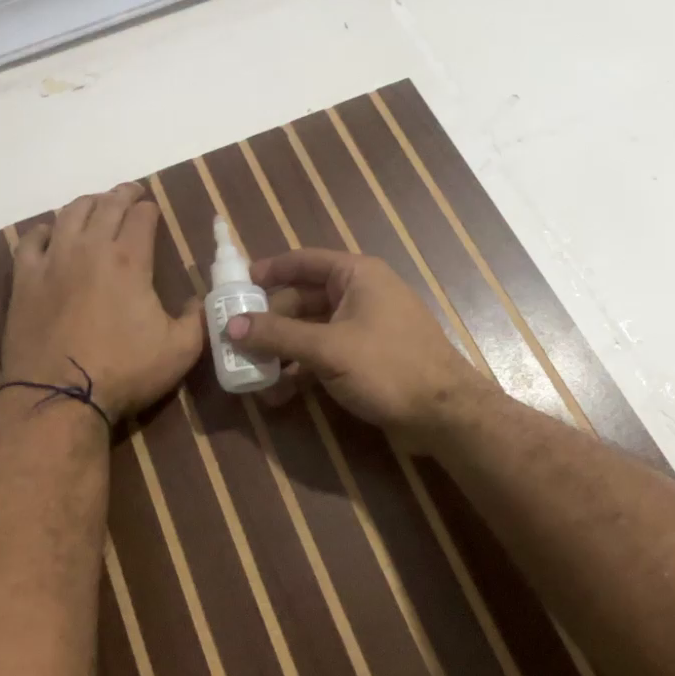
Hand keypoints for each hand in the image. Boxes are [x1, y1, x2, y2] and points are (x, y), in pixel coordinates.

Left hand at [0, 183, 203, 422]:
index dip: (149, 209)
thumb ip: (195, 319)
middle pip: (106, 206)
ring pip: (69, 214)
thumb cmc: (123, 372)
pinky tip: (51, 232)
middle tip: (131, 193)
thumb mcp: (180, 351)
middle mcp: (89, 248)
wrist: (58, 396)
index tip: (153, 210)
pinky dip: (45, 230)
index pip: (141, 217)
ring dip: (87, 204)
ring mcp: (52, 261)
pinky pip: (31, 241)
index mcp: (129, 259)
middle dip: (122, 195)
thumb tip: (198, 300)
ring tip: (96, 204)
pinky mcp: (24, 280)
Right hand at [226, 248, 495, 434]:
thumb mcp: (327, 349)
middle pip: (302, 299)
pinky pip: (325, 354)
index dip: (268, 272)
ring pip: (311, 330)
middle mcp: (360, 294)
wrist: (444, 413)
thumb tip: (229, 326)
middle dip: (269, 321)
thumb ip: (277, 335)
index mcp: (356, 275)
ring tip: (251, 373)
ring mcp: (365, 327)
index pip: (302, 262)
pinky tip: (278, 393)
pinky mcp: (367, 357)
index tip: (235, 287)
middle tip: (234, 339)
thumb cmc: (388, 367)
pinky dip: (302, 369)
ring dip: (282, 350)